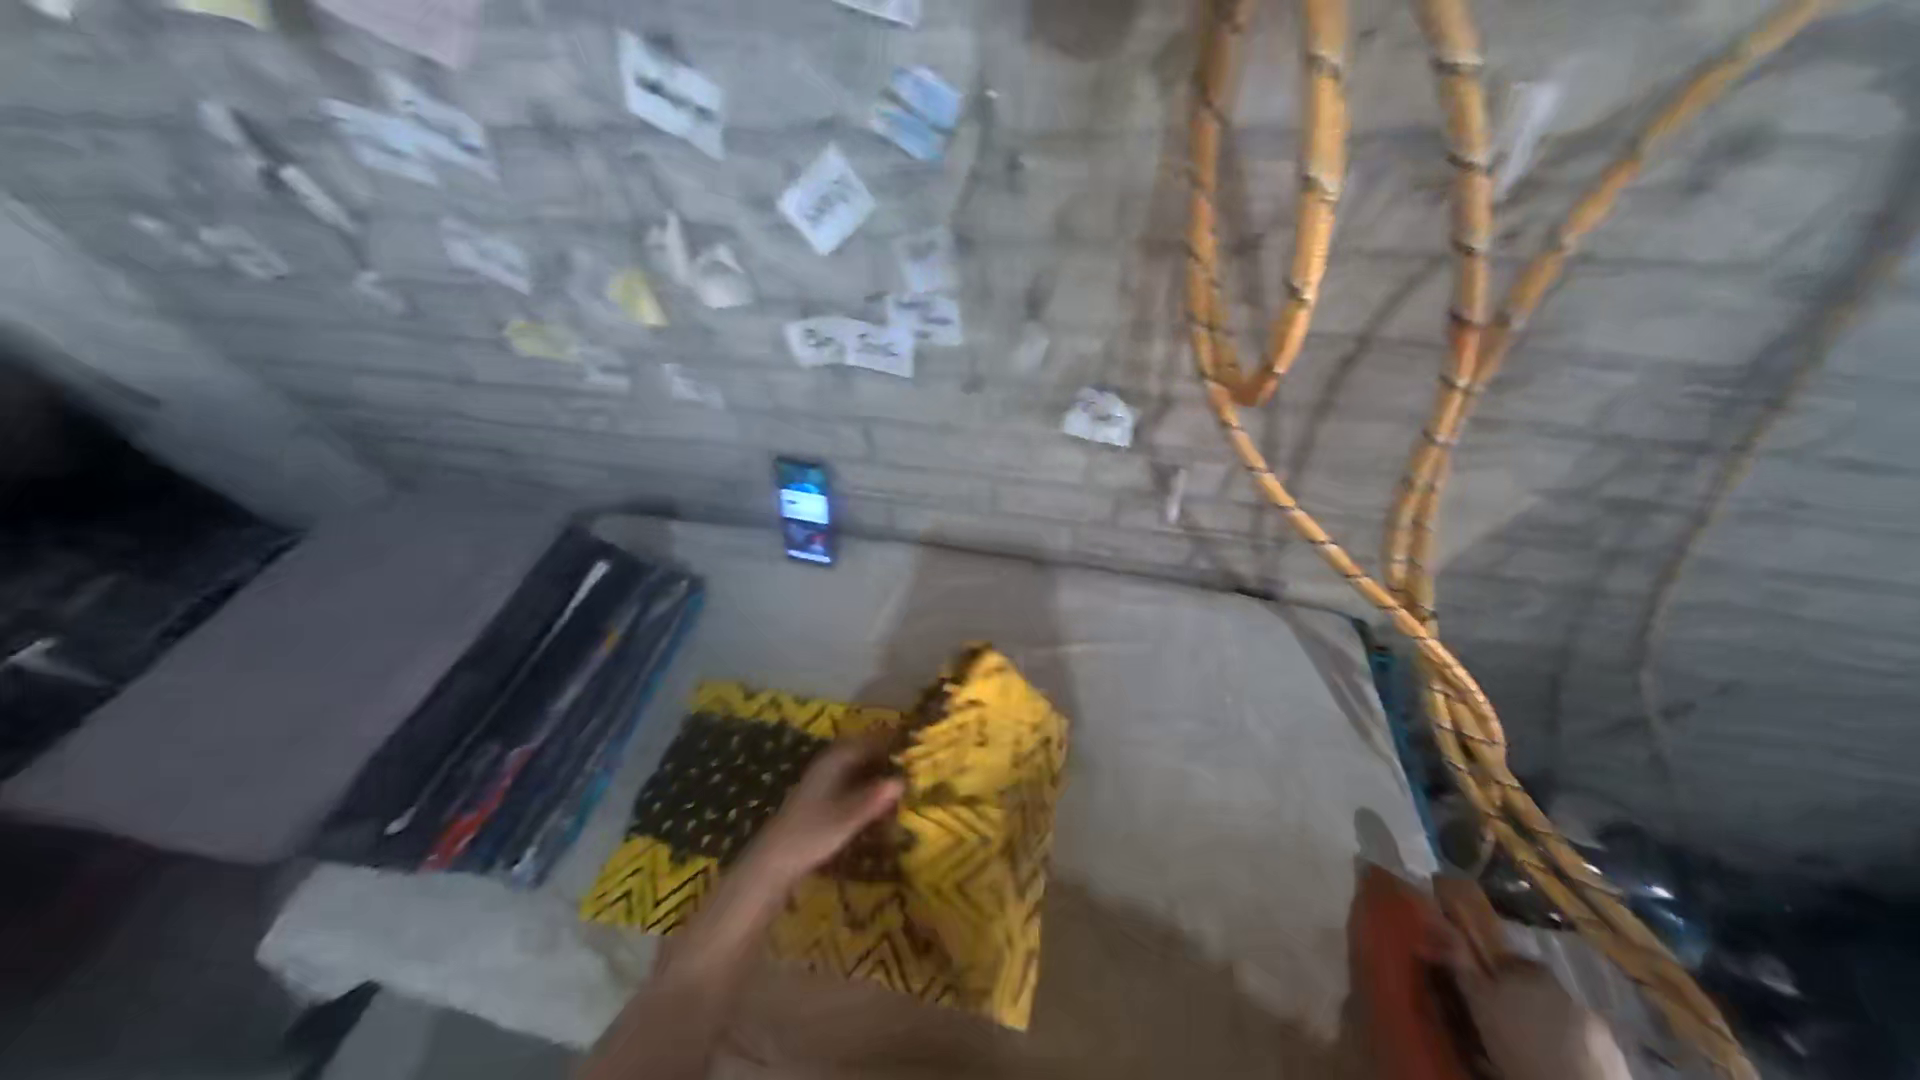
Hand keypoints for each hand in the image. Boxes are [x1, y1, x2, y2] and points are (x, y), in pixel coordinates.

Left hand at [742, 734, 903, 886]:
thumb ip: (874, 799)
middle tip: (919, 766)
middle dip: (892, 757)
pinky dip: (873, 785)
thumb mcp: (847, 818)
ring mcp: (828, 778)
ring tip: (909, 782)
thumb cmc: (811, 834)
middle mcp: (833, 762)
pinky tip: (886, 799)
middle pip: (869, 751)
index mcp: (837, 759)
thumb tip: (902, 781)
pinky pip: (857, 780)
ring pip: (863, 766)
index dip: (896, 742)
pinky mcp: (827, 795)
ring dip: (883, 771)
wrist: (775, 860)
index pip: (873, 740)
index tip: (920, 748)